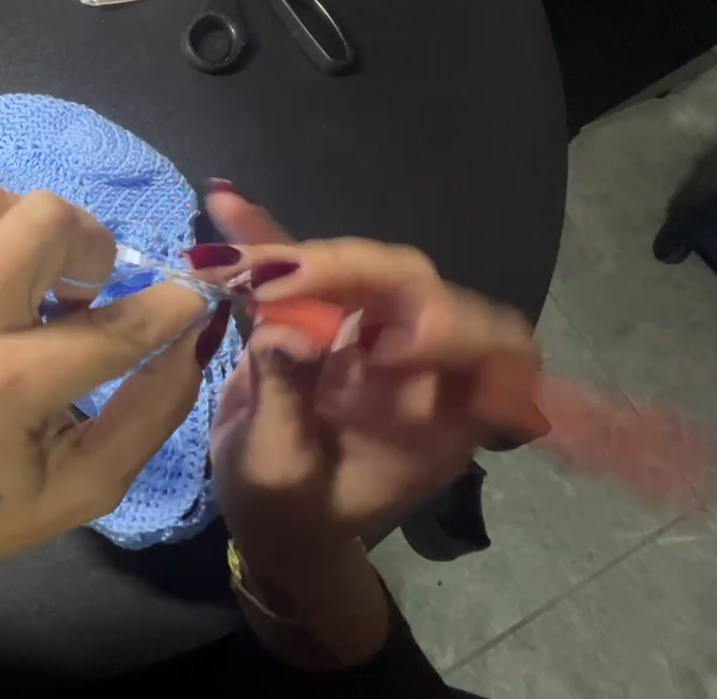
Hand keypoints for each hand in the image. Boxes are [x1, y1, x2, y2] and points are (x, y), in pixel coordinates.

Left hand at [0, 178, 228, 602]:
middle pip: (39, 218)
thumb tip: (195, 332)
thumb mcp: (93, 484)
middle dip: (90, 245)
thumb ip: (155, 408)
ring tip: (45, 277)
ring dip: (33, 226)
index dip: (171, 307)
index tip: (195, 299)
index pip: (109, 328)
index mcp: (5, 388)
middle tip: (93, 293)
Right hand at [191, 190, 538, 575]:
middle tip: (271, 278)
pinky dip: (261, 237)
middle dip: (342, 270)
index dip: (452, 329)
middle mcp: (416, 361)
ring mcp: (367, 330)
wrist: (270, 514)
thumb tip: (285, 329)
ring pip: (350, 266)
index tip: (379, 345)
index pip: (491, 348)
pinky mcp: (321, 314)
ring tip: (229, 259)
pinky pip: (297, 270)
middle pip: (408, 284)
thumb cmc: (290, 512)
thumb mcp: (283, 472)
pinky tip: (224, 201)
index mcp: (440, 414)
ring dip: (287, 252)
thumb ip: (287, 401)